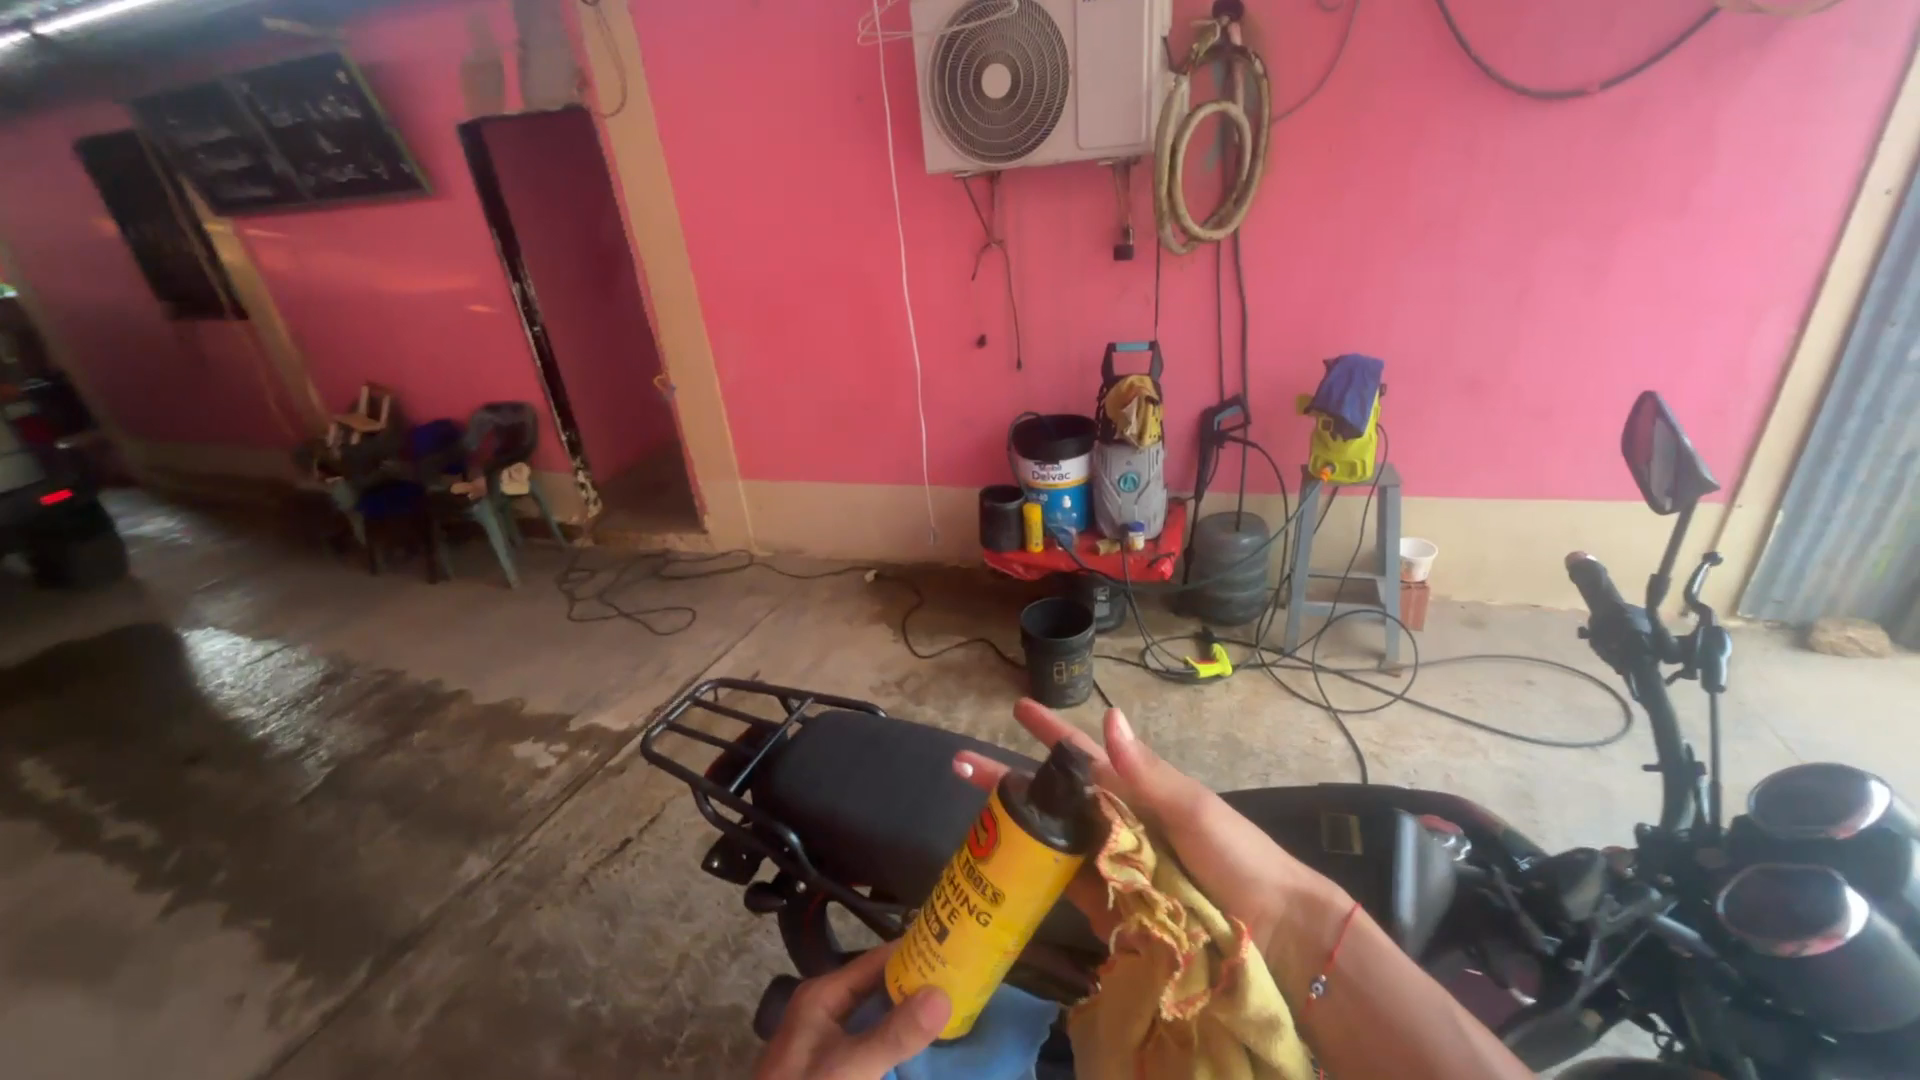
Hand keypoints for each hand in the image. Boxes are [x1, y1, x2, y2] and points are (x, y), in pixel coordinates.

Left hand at [753, 942, 950, 1079]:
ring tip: (954, 1006)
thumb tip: (943, 994)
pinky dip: (898, 1042)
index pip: (877, 959)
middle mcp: (826, 1010)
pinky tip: (923, 1048)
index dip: (915, 952)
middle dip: (918, 984)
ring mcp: (829, 1042)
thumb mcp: (849, 1070)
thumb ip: (894, 1035)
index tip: (957, 949)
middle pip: (879, 987)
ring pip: (878, 1016)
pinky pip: (873, 1044)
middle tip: (963, 979)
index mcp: (823, 995)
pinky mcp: (834, 1069)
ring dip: (910, 1013)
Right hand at [953, 699, 1351, 984]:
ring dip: (1011, 828)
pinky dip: (1033, 877)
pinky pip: (1065, 888)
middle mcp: (1117, 825)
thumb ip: (1146, 771)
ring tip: (972, 820)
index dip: (1049, 731)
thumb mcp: (1193, 807)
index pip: (1081, 754)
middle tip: (960, 765)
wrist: (1273, 931)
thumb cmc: (1237, 856)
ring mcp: (1111, 868)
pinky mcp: (1111, 909)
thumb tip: (1107, 716)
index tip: (1017, 707)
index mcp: (1136, 791)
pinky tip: (1002, 872)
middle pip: (1052, 798)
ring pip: (1050, 840)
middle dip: (1007, 781)